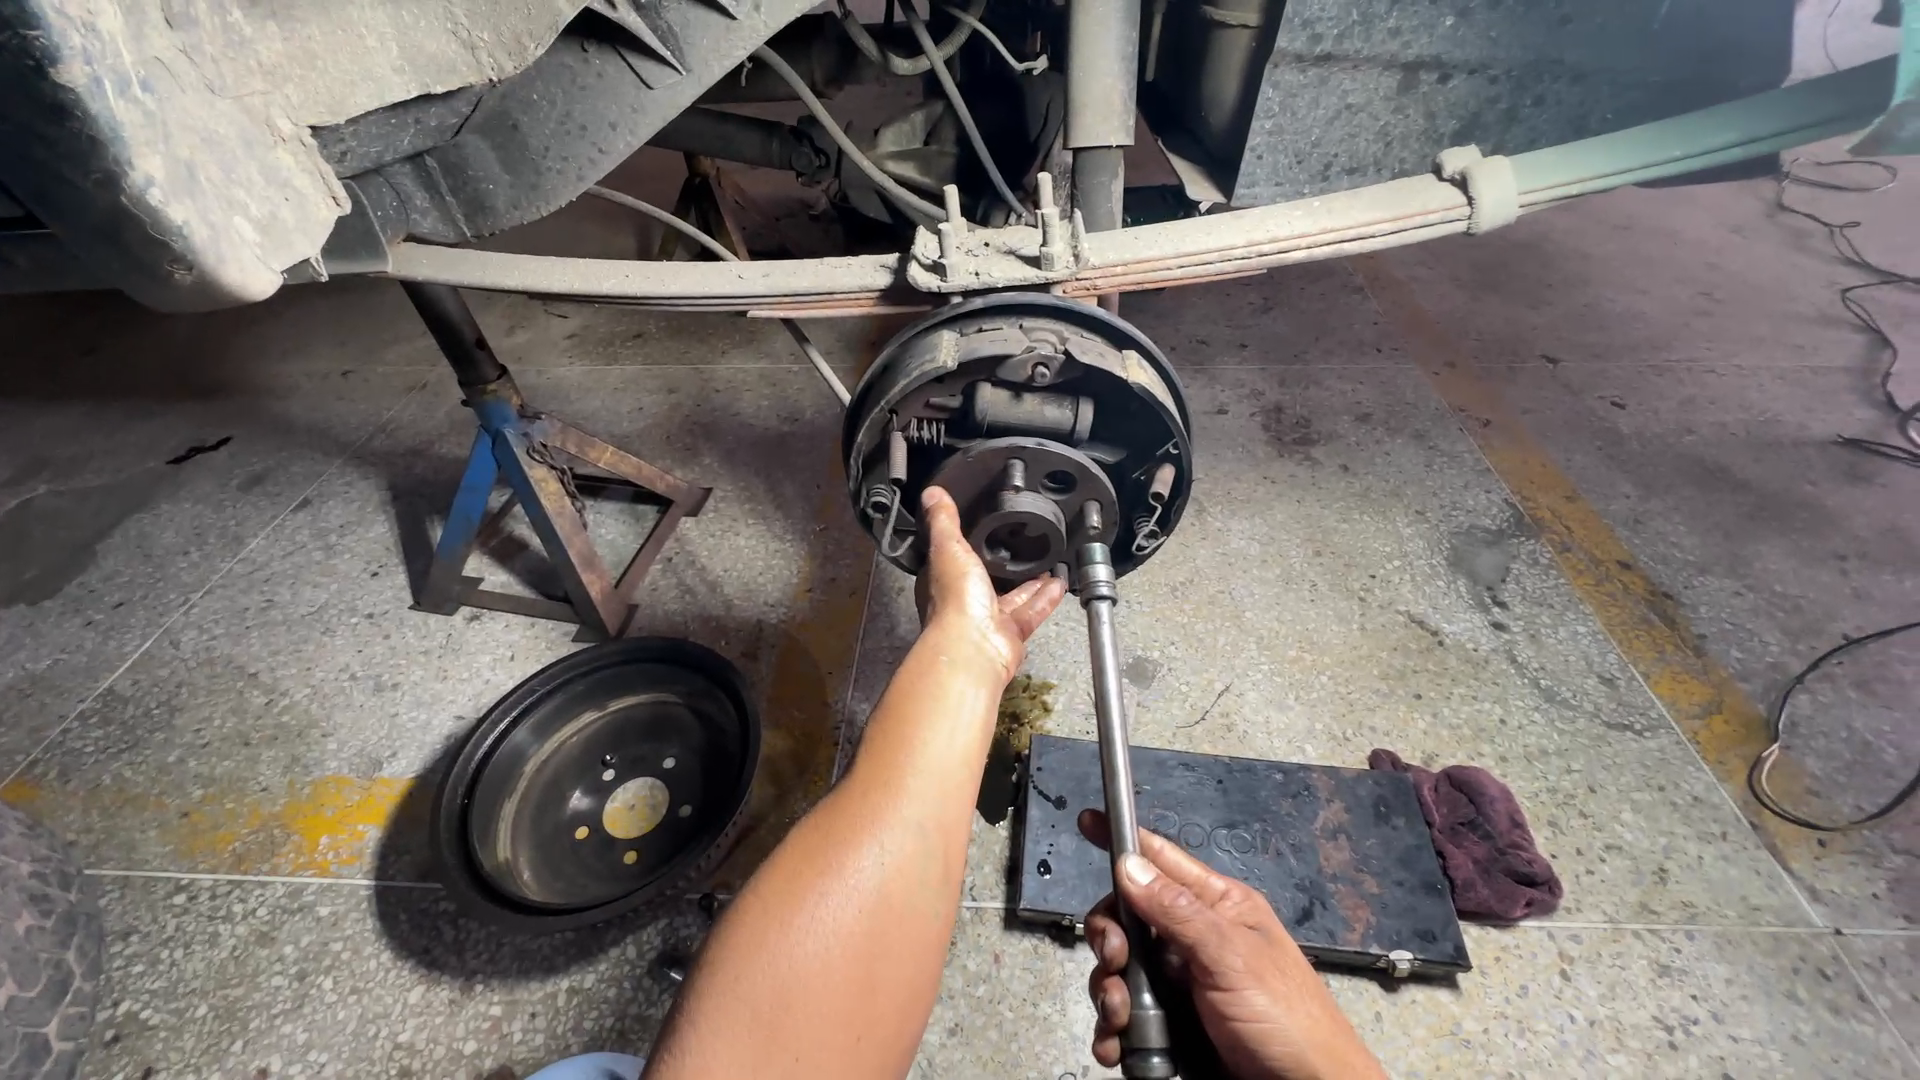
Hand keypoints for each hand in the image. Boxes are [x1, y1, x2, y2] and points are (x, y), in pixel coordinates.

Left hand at [914, 486, 1066, 681]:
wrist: (973, 648)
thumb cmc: (953, 602)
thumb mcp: (948, 546)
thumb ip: (943, 520)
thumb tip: (932, 494)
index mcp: (943, 579)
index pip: (952, 555)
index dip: (964, 542)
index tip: (978, 529)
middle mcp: (964, 600)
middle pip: (986, 578)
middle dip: (1003, 564)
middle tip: (1020, 548)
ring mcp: (988, 618)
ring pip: (1013, 596)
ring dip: (1031, 582)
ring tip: (1049, 565)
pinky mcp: (1010, 632)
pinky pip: (1031, 612)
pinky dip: (1046, 599)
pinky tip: (1059, 585)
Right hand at [1079, 811, 1385, 1079]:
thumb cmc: (1287, 1019)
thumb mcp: (1231, 957)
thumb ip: (1177, 911)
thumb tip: (1127, 864)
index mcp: (1217, 906)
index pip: (1160, 859)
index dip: (1123, 841)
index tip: (1086, 822)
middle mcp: (1193, 938)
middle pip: (1128, 917)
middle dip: (1109, 938)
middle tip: (1115, 961)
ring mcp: (1181, 983)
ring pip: (1122, 969)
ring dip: (1108, 991)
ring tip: (1118, 1018)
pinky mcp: (1173, 1025)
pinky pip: (1127, 1015)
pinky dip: (1113, 1029)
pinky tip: (1114, 1044)